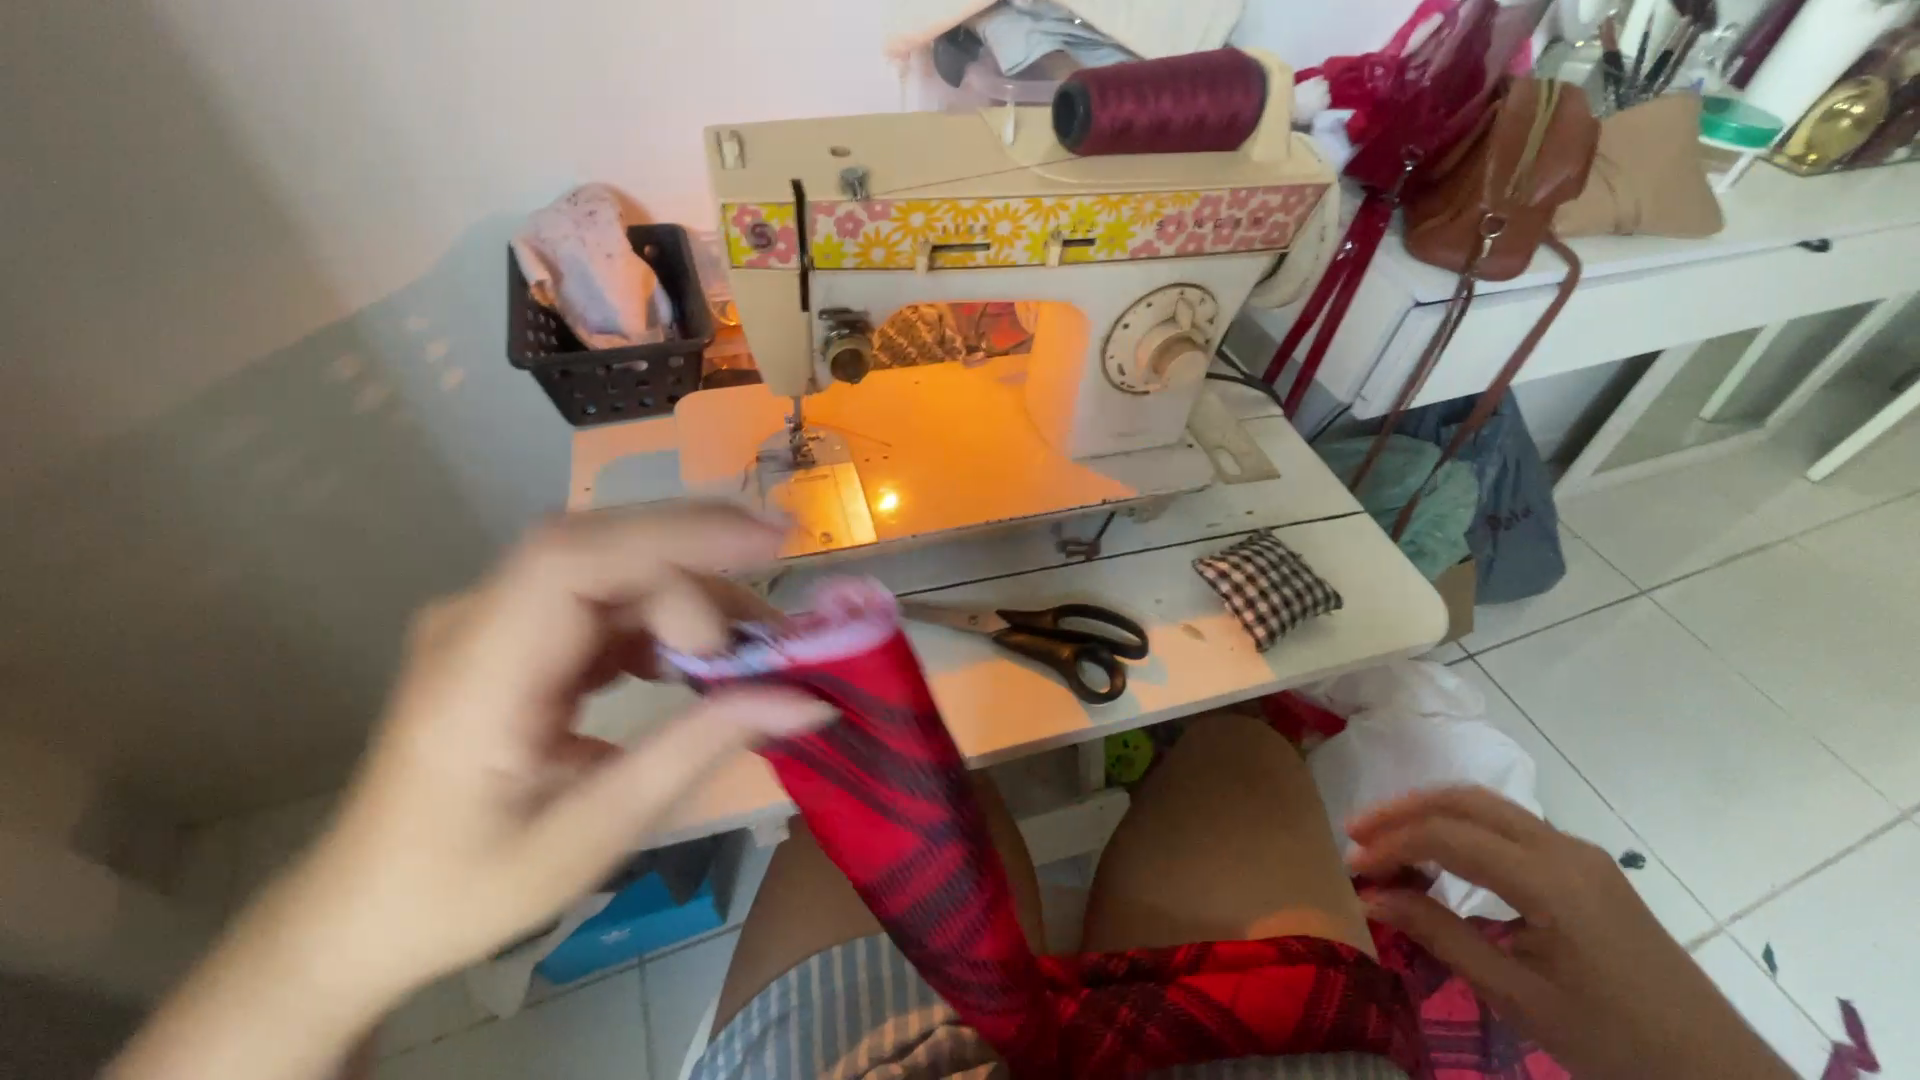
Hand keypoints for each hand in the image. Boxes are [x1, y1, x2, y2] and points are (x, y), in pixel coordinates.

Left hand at [110, 503, 833, 1079]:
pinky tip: (699, 661)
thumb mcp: (596, 831)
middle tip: (782, 603)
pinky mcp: (518, 634)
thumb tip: (806, 700)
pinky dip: (666, 618)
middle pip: (602, 548)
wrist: (365, 909)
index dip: (675, 536)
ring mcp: (494, 620)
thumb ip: (701, 748)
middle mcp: (477, 620)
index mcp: (477, 676)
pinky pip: (604, 599)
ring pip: (612, 566)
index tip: (771, 548)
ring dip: (692, 594)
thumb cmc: (468, 886)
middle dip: (703, 558)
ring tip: (755, 650)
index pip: (572, 561)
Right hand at [1347, 787, 1793, 1079]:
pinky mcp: (1588, 870)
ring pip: (1488, 808)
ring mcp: (1581, 856)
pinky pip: (1511, 830)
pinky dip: (1462, 832)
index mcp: (1551, 881)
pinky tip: (1441, 860)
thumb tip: (1372, 897)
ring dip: (1431, 816)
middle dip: (1403, 811)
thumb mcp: (1518, 998)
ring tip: (1386, 842)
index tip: (1350, 868)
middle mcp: (1565, 850)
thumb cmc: (1616, 1044)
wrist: (1720, 1076)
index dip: (1390, 845)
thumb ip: (1441, 936)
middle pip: (1465, 801)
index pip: (1447, 836)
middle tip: (1355, 835)